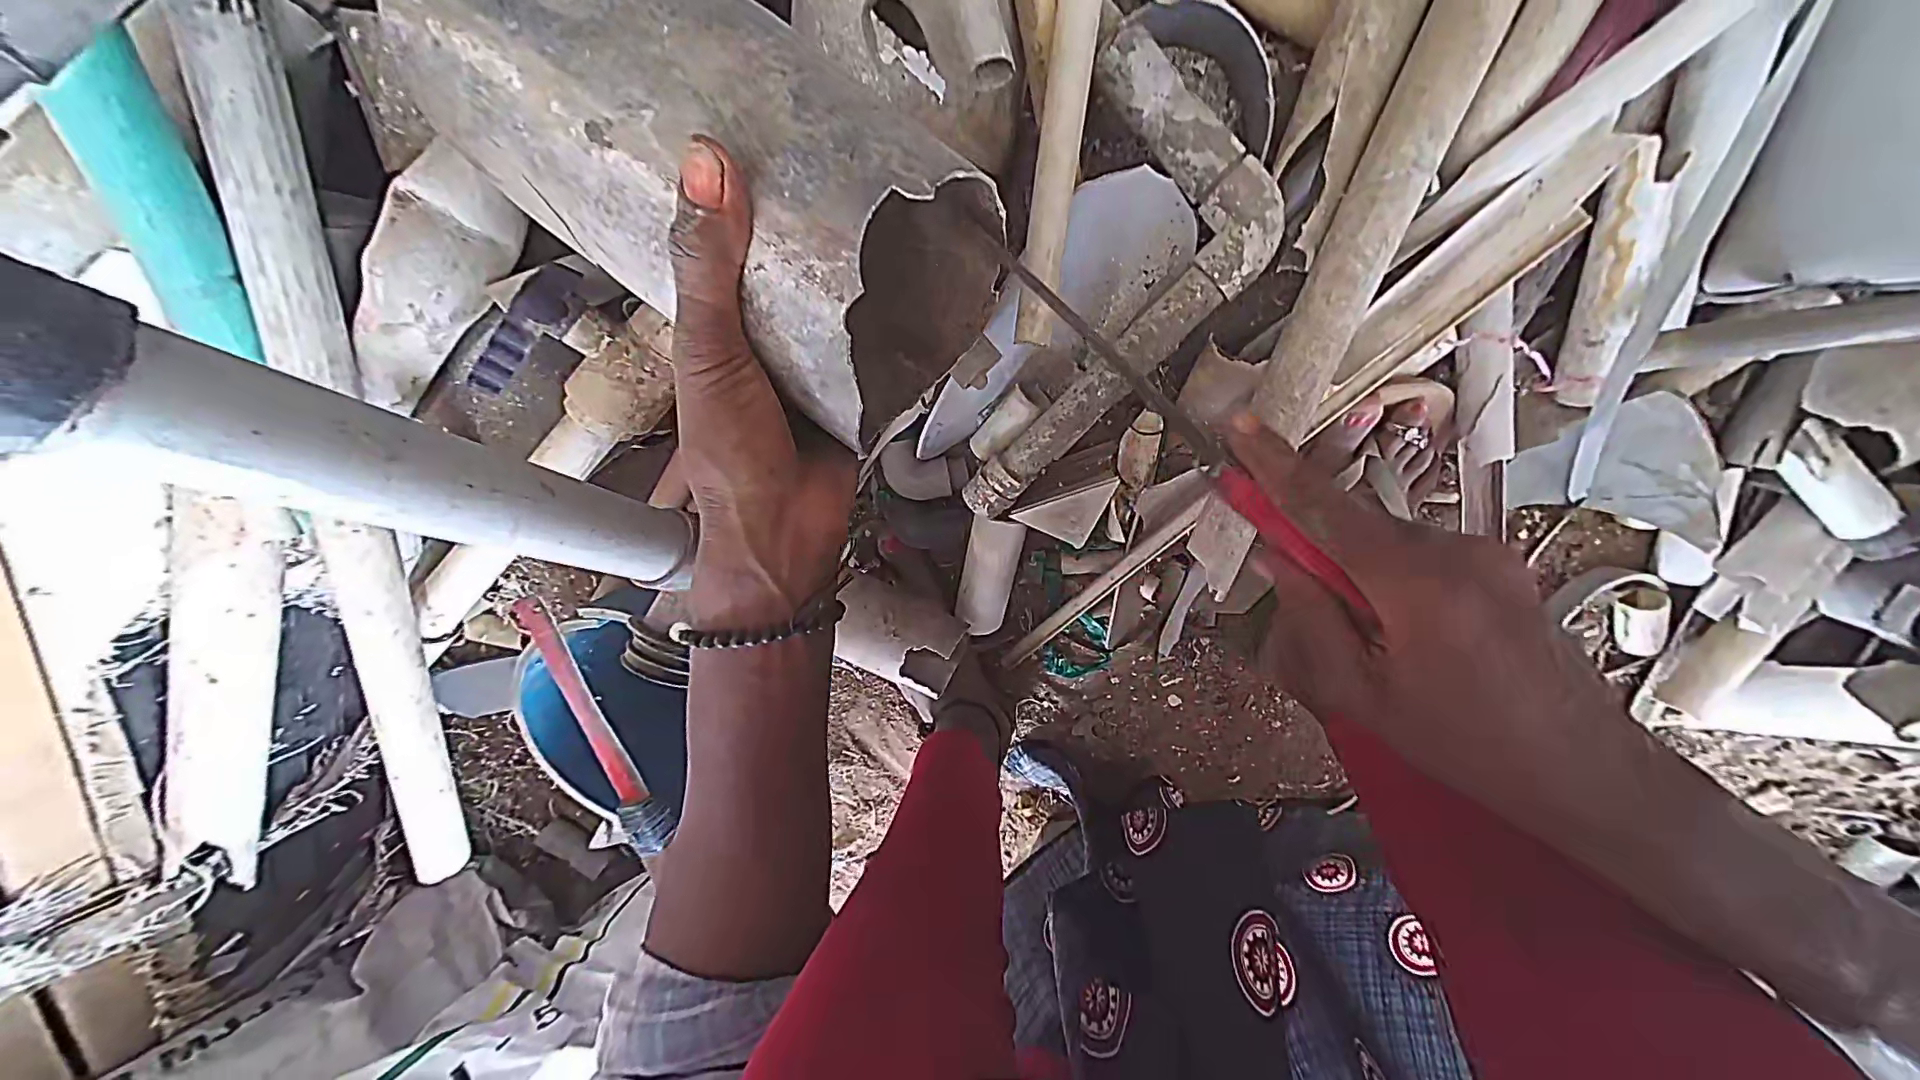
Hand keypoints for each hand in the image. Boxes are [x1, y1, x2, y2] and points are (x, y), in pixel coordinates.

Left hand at [669, 138, 855, 628]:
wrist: (787, 529)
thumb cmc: (732, 453)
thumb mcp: (709, 353)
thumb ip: (709, 270)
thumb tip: (705, 164)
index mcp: (720, 323)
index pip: (731, 243)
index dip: (745, 194)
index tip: (771, 132)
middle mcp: (768, 336)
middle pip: (793, 268)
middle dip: (815, 225)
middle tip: (849, 161)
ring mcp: (815, 362)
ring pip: (837, 302)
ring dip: (857, 270)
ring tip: (890, 205)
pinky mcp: (857, 385)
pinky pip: (874, 344)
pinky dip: (890, 320)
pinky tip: (913, 282)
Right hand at [1226, 411, 1919, 1052]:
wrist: (1591, 775)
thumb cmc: (1463, 744)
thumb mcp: (1361, 693)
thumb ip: (1311, 616)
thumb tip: (1276, 557)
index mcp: (1416, 582)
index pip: (1324, 508)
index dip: (1272, 465)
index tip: (1238, 426)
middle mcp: (1456, 549)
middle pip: (1353, 524)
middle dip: (1311, 543)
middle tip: (1289, 581)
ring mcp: (1485, 553)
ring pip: (1384, 542)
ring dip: (1351, 571)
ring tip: (1367, 642)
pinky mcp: (1500, 565)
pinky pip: (1416, 554)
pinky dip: (1384, 578)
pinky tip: (1399, 634)